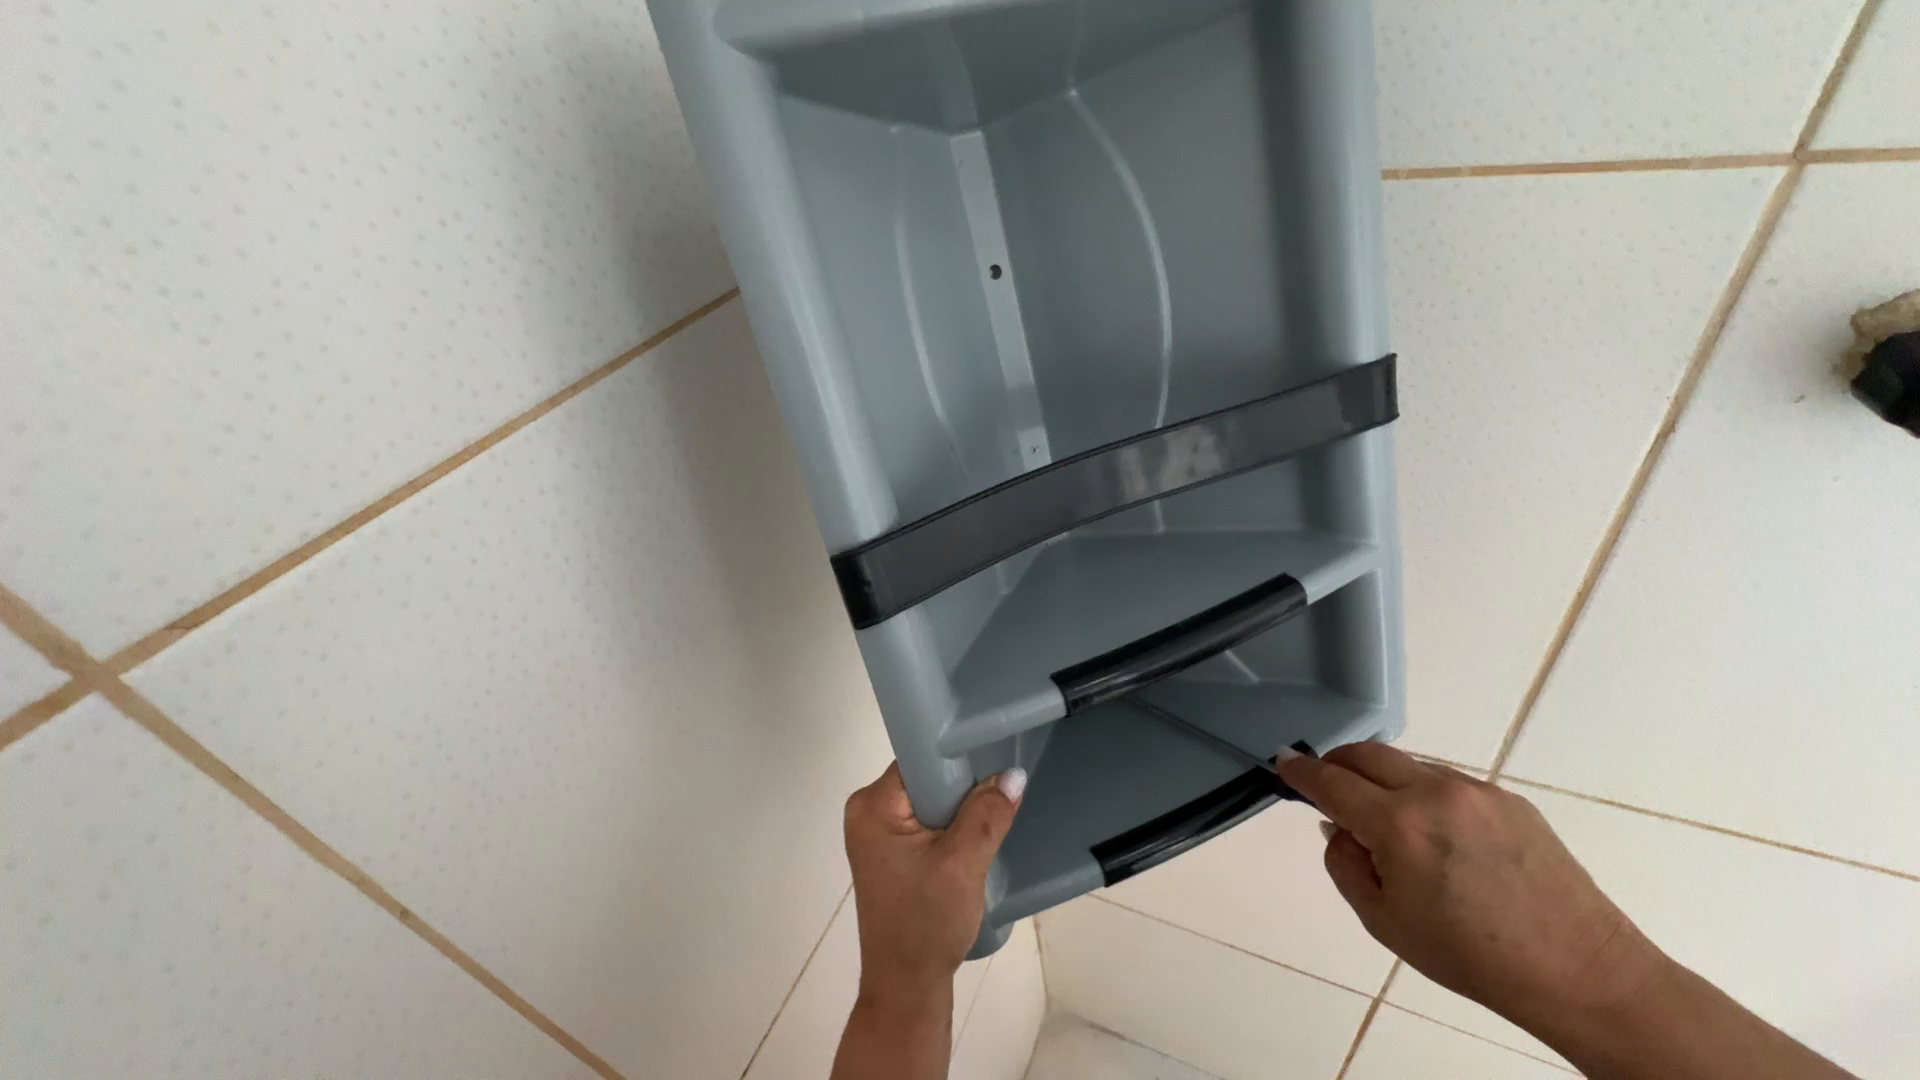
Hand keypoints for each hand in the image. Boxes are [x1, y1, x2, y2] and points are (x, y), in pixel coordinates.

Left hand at [842, 763, 1026, 1007]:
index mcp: (872, 806)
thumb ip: (987, 815)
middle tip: (1002, 789)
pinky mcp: (894, 853)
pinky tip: (979, 835)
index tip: (995, 759)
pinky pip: (929, 822)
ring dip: (963, 810)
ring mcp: (879, 834)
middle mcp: (868, 812)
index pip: (920, 758)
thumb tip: (1013, 774)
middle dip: (965, 785)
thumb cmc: (926, 925)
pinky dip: (954, 827)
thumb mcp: (962, 865)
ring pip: (933, 801)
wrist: (907, 989)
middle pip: (928, 777)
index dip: (959, 759)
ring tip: (996, 812)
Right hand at [1277, 743, 1662, 1025]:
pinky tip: (1439, 838)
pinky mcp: (1510, 799)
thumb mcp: (1385, 922)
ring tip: (1389, 824)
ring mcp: (1476, 791)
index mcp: (1399, 826)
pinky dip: (1424, 795)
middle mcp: (1435, 793)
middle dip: (1337, 763)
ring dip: (1383, 781)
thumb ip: (1346, 866)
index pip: (1332, 782)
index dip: (1301, 771)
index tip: (1283, 762)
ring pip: (1408, 765)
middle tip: (1327, 785)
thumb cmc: (1471, 957)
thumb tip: (1338, 828)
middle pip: (1367, 754)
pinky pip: (1448, 783)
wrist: (1581, 973)